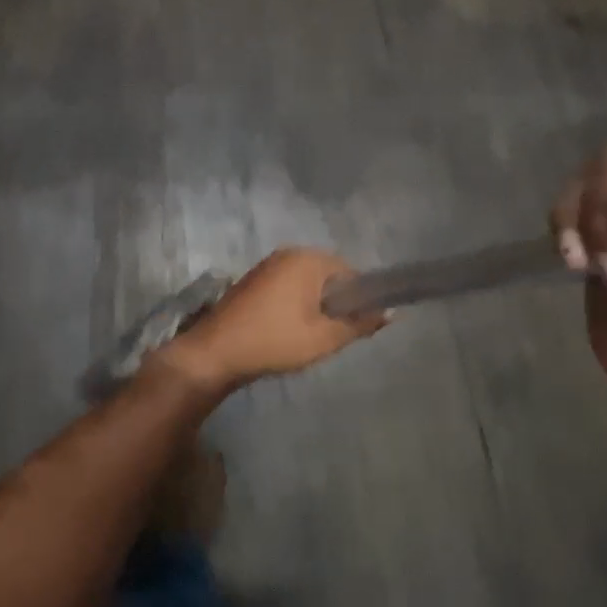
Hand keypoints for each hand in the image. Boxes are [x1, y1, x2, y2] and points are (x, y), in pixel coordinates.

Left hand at [157, 248, 389, 390]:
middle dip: (335, 303)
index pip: (350, 271)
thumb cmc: (275, 341)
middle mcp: (288, 253)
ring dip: (314, 305)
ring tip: (311, 336)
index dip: (360, 298)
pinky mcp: (253, 280)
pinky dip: (295, 304)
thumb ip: (360, 324)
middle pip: (328, 275)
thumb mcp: (324, 338)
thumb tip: (392, 313)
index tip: (357, 325)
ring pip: (306, 283)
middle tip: (333, 334)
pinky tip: (288, 331)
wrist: (215, 353)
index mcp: (308, 259)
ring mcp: (267, 265)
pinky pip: (287, 286)